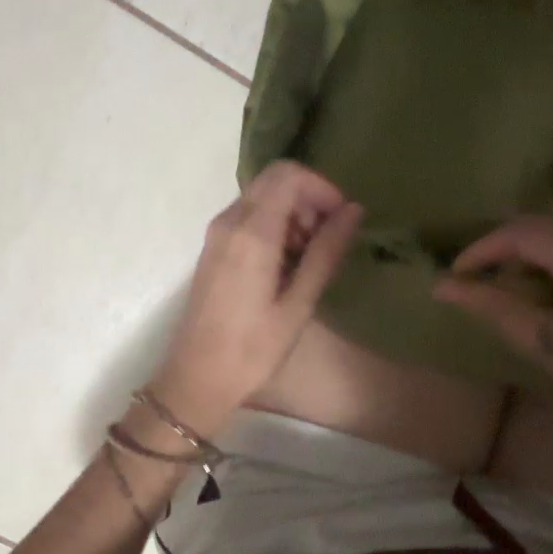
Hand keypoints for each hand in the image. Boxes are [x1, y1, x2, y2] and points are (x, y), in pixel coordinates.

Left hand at [150, 162, 363, 434]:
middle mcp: (229, 221)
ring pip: (261, 198)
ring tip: (311, 259)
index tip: (342, 220)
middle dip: (309, 200)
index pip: (289, 175)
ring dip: (292, 215)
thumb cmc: (253, 349)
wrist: (197, 378)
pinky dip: (274, 228)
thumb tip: (354, 211)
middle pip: (274, 181)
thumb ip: (326, 252)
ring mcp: (216, 234)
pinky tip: (287, 267)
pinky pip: (248, 218)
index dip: (322, 188)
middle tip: (329, 240)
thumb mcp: (298, 303)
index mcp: (251, 232)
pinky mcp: (213, 249)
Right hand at [433, 216, 552, 459]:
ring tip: (495, 285)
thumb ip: (493, 307)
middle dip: (500, 249)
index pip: (524, 233)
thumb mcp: (546, 343)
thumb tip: (441, 286)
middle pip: (542, 226)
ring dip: (524, 254)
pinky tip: (533, 286)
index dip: (482, 250)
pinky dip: (550, 260)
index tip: (452, 276)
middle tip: (468, 281)